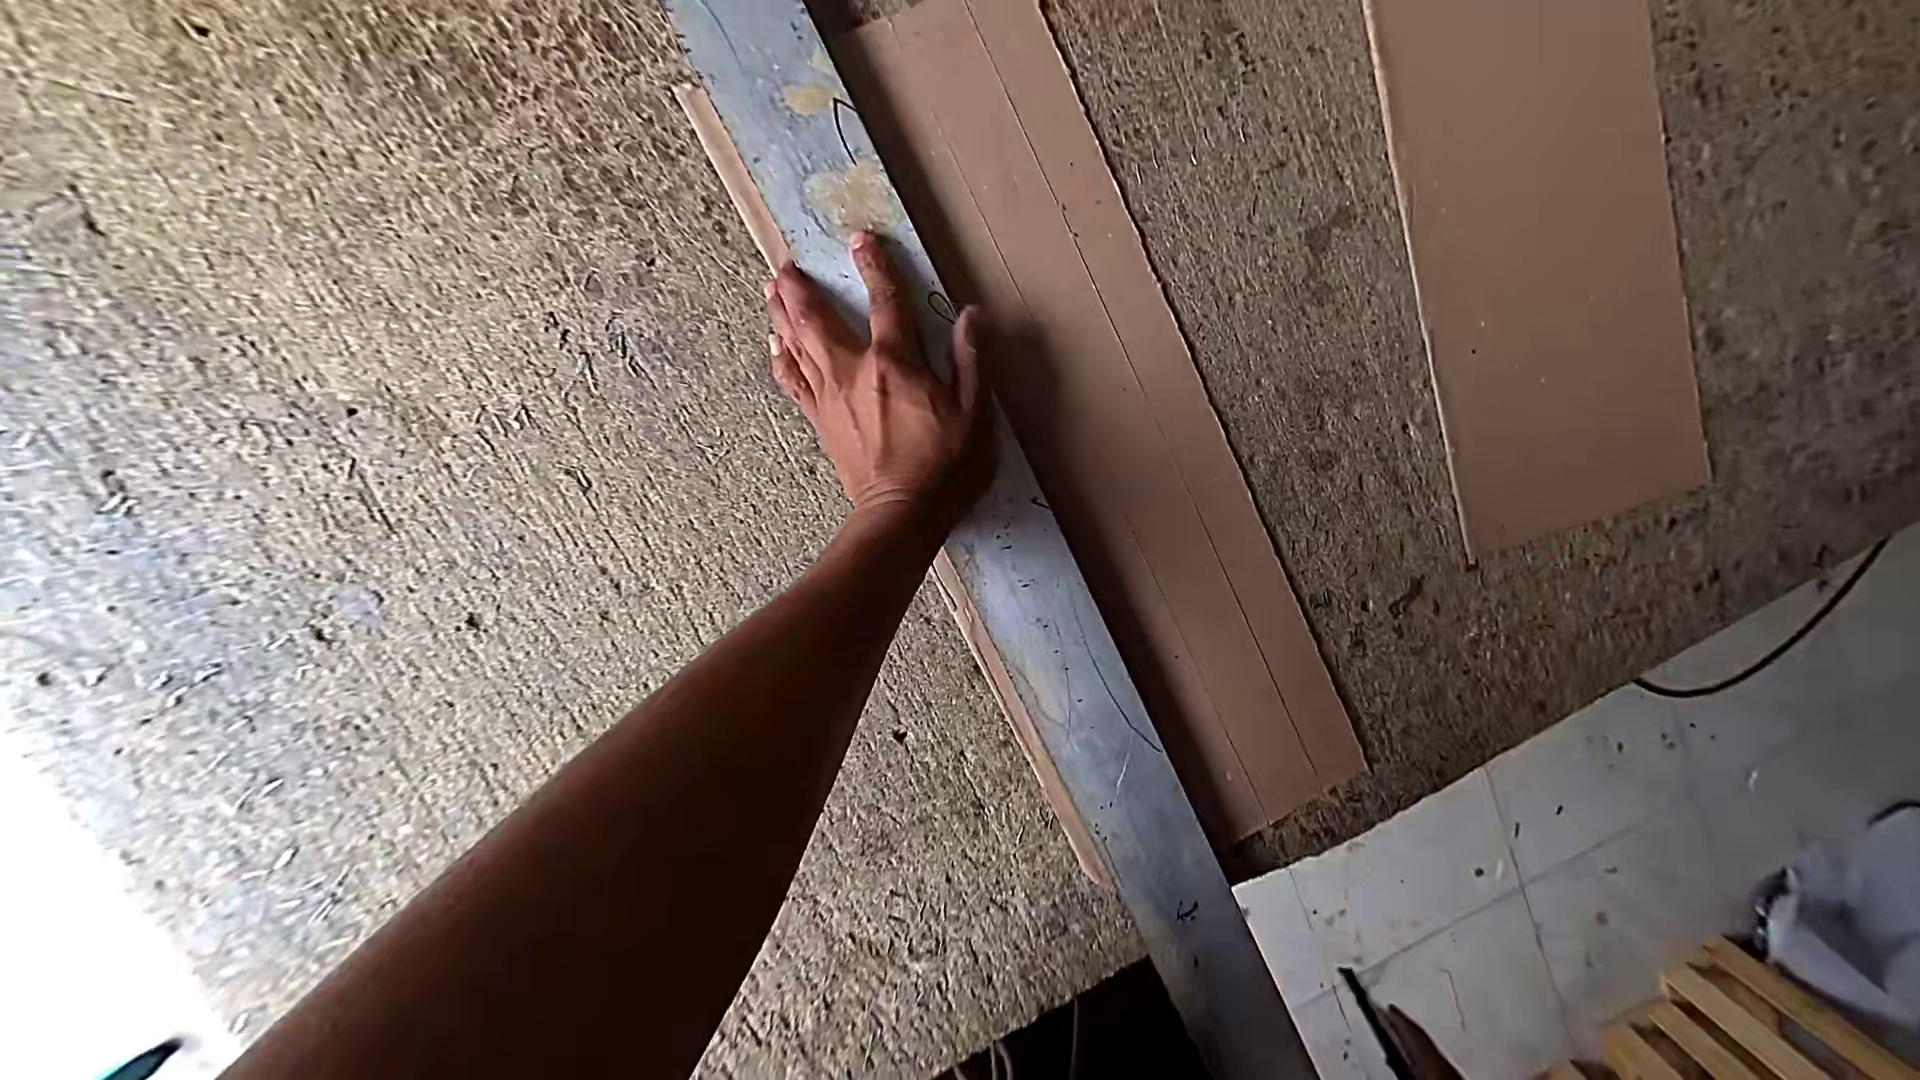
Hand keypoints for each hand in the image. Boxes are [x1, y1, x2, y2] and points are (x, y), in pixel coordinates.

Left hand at [765, 231, 994, 533]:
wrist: (902, 514)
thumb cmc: (944, 467)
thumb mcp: (975, 414)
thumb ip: (972, 360)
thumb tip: (971, 314)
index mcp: (894, 363)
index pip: (885, 300)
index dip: (874, 265)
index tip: (860, 239)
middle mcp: (853, 372)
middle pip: (817, 318)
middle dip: (799, 287)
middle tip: (785, 263)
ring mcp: (831, 398)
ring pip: (797, 344)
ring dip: (782, 313)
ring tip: (770, 289)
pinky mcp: (821, 422)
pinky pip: (793, 383)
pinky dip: (781, 361)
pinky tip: (774, 347)